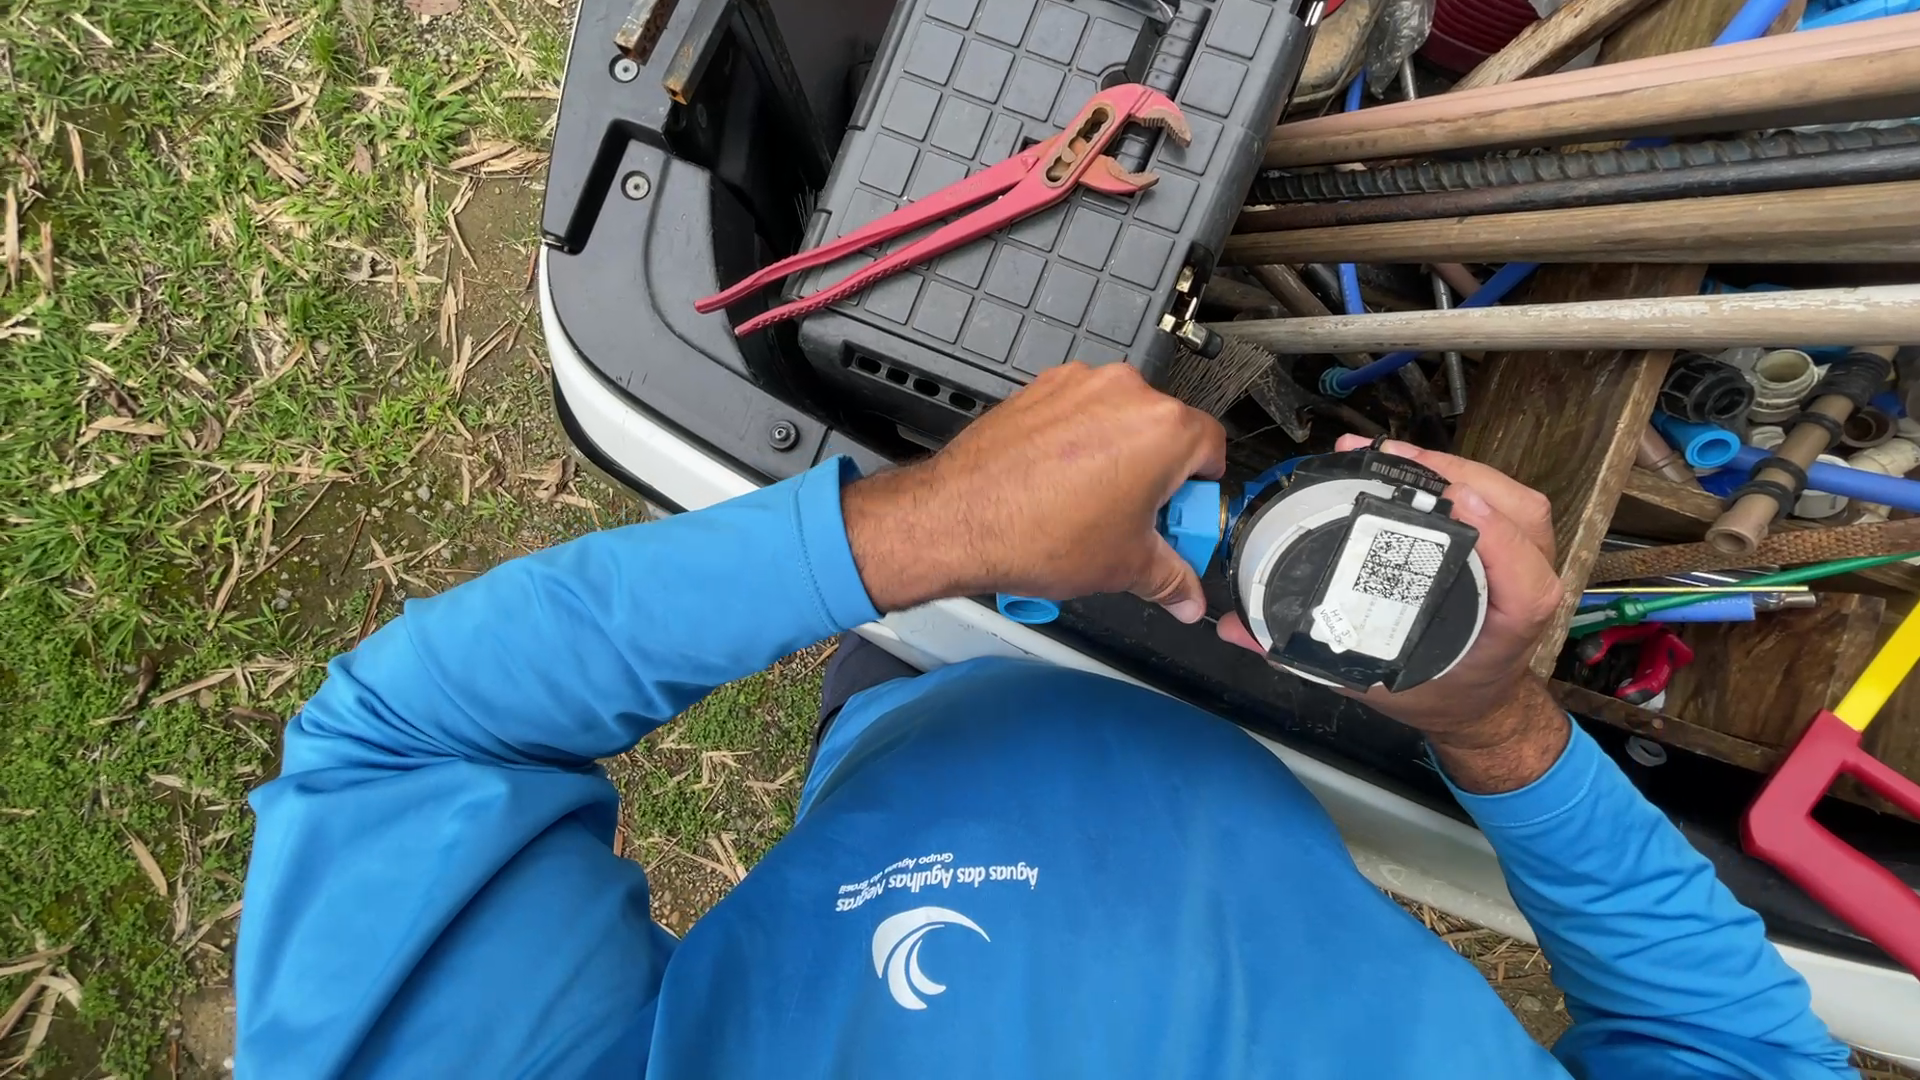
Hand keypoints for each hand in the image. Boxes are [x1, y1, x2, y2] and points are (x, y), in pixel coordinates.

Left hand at [843, 362, 1225, 620]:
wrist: (957, 518)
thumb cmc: (1036, 534)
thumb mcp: (1124, 566)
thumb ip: (1170, 579)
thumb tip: (1188, 596)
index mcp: (1164, 429)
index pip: (1212, 450)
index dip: (1199, 489)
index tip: (1179, 515)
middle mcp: (1124, 393)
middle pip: (1164, 432)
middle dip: (1157, 475)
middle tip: (1134, 518)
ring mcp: (1078, 384)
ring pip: (1119, 421)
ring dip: (1117, 456)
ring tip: (1088, 504)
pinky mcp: (1041, 389)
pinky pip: (1078, 413)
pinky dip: (1077, 442)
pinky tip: (1057, 484)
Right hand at [1218, 436, 1568, 784]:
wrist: (1477, 705)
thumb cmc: (1436, 694)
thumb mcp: (1372, 683)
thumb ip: (1303, 657)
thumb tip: (1235, 629)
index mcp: (1503, 629)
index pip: (1524, 583)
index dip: (1501, 541)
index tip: (1460, 506)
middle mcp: (1521, 590)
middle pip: (1518, 518)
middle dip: (1454, 475)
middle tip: (1384, 458)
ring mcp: (1523, 562)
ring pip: (1512, 500)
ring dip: (1453, 466)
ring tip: (1387, 452)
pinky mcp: (1508, 547)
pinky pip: (1498, 500)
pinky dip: (1458, 474)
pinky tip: (1408, 463)